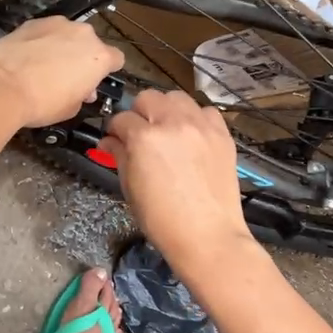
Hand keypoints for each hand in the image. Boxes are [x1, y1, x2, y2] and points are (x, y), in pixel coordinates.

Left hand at [0, 17, 124, 127]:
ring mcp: (56, 24)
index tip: (94, 81)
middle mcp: (82, 34)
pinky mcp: (32, 22)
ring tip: (42, 66)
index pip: (116, 59)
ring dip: (60, 46)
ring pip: (66, 35)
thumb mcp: (71, 108)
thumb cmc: (42, 102)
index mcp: (99, 56)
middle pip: (90, 44)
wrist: (3, 86)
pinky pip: (44, 31)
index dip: (106, 71)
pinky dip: (39, 41)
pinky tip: (26, 57)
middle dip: (81, 58)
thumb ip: (83, 94)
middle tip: (65, 77)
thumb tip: (83, 89)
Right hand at [101, 89, 255, 265]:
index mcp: (144, 138)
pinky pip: (205, 111)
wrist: (206, 235)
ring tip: (167, 130)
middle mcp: (173, 123)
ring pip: (177, 97)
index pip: (121, 119)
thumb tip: (110, 141)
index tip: (115, 141)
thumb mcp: (129, 186)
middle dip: (139, 113)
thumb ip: (119, 155)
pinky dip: (195, 118)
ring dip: (167, 109)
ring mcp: (201, 127)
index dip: (114, 130)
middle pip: (148, 97)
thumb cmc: (161, 218)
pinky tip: (191, 136)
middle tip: (140, 134)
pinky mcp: (222, 135)